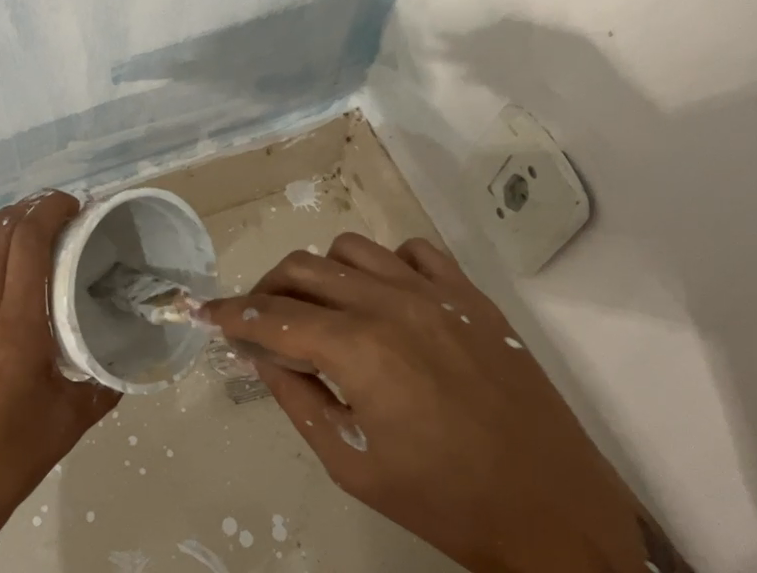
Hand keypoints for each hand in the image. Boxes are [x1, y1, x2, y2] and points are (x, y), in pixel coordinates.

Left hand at [0, 191, 120, 572]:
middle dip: (27, 211)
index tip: (73, 206)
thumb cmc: (9, 458)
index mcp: (18, 322)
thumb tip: (127, 360)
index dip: (50, 210)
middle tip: (55, 216)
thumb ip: (103, 384)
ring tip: (18, 227)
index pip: (29, 240)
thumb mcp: (71, 421)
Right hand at [203, 233, 684, 572]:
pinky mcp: (470, 294)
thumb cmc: (442, 498)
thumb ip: (297, 397)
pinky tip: (383, 299)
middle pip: (303, 270)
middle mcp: (391, 303)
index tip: (205, 312)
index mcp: (358, 349)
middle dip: (267, 292)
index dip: (231, 315)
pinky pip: (411, 251)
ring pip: (351, 249)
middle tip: (257, 323)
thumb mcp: (351, 462)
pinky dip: (383, 266)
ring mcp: (435, 291)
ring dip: (321, 275)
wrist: (550, 507)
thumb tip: (259, 353)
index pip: (272, 317)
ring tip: (320, 311)